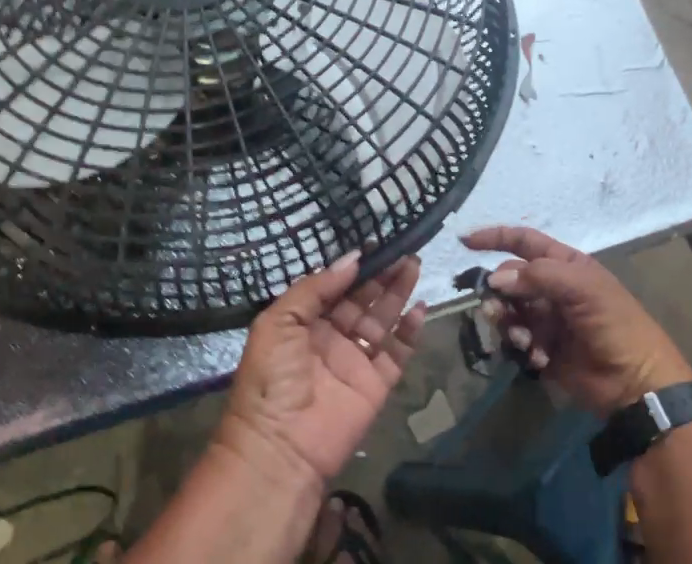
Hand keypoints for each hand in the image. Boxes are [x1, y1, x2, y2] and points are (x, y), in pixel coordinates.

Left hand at [216, 253, 426, 484]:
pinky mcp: (377, 384)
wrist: (280, 447)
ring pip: (381, 319)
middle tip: (402, 248)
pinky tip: (420, 307)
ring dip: (397, 292)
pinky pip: (397, 352)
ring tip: (414, 264)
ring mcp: (355, 361)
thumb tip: (351, 260)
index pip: (333, 287)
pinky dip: (410, 331)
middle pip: (361, 299)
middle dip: (380, 274)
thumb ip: (314, 289)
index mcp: (303, 323)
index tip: (374, 242)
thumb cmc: (272, 378)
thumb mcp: (278, 322)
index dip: (353, 267)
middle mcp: (331, 337)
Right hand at [460, 226, 691, 416]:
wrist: (635, 383)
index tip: (464, 242)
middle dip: (500, 294)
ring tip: (523, 341)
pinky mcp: (542, 348)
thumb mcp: (582, 289)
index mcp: (566, 265)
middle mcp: (553, 288)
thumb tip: (495, 278)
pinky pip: (516, 341)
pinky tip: (538, 359)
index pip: (524, 242)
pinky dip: (522, 348)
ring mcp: (546, 319)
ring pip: (509, 312)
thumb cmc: (615, 325)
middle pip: (510, 280)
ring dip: (510, 324)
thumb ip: (537, 277)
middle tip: (498, 312)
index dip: (494, 237)